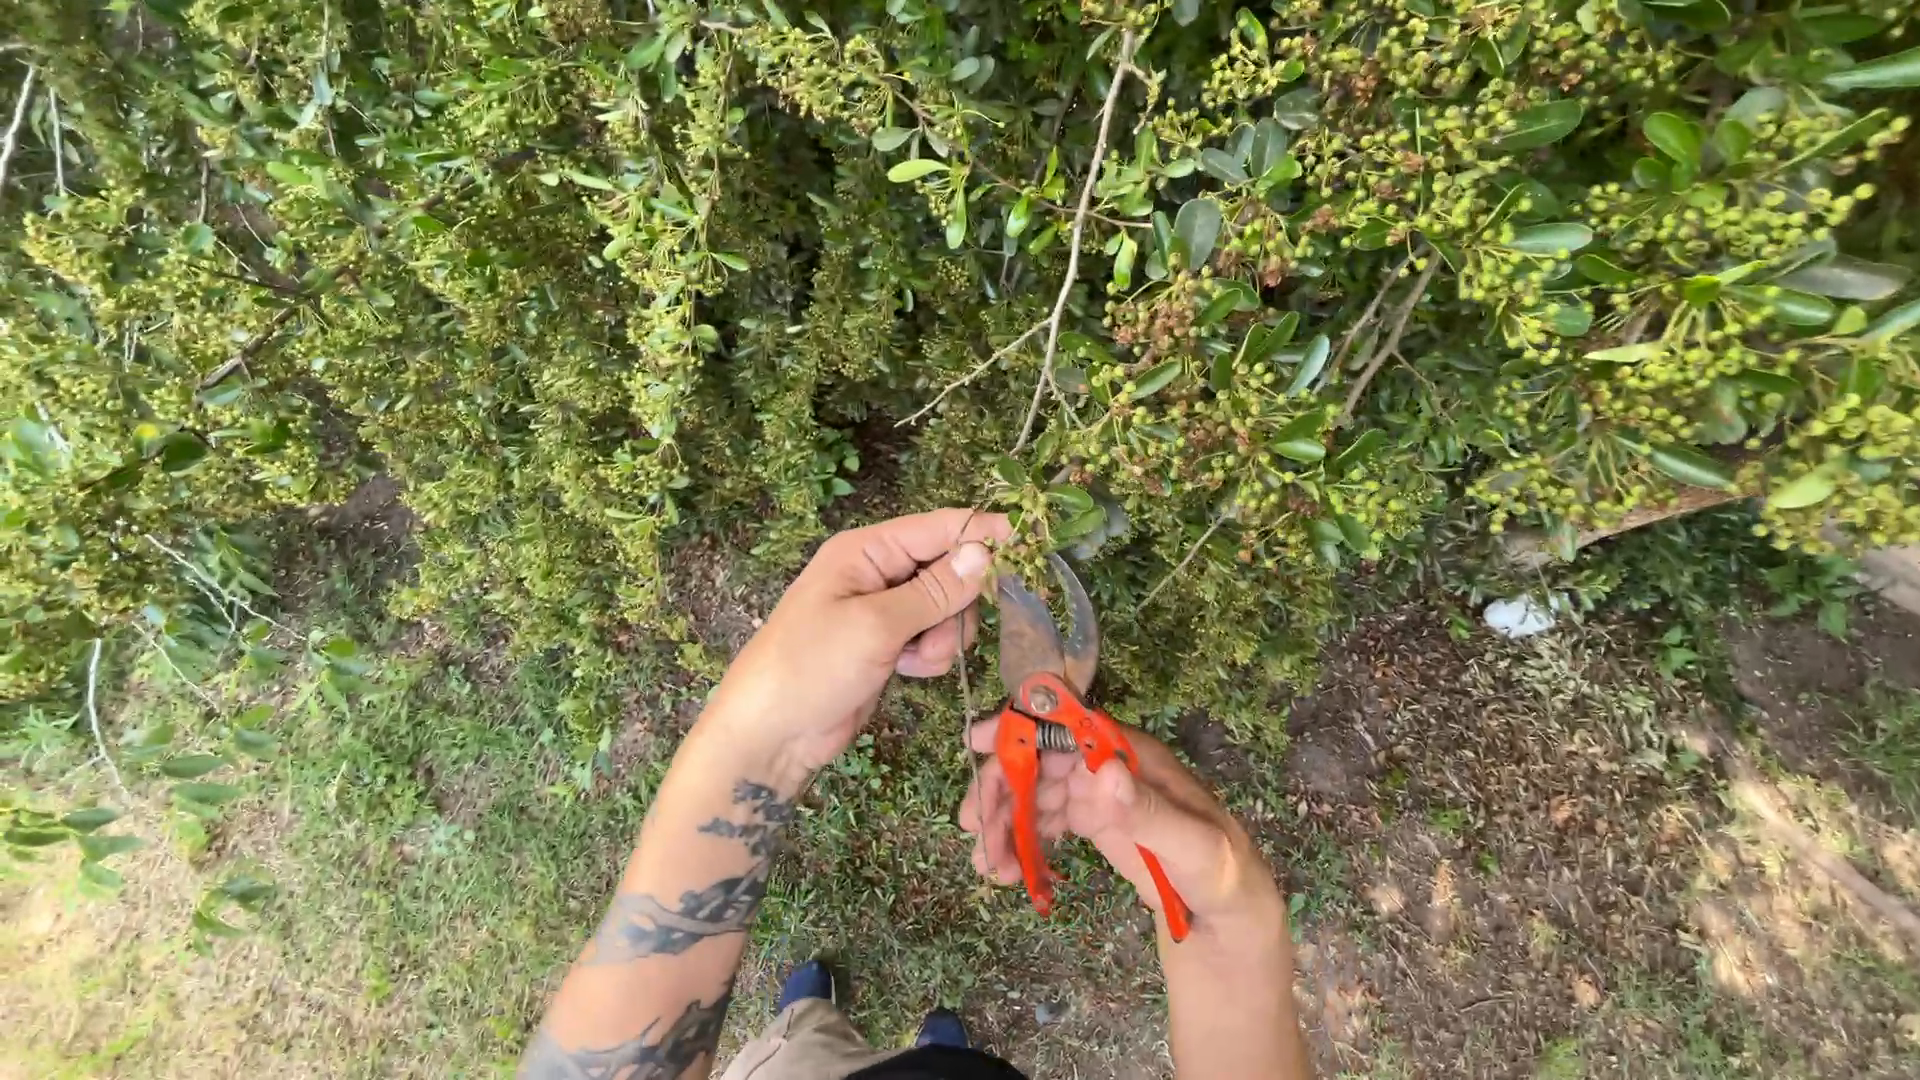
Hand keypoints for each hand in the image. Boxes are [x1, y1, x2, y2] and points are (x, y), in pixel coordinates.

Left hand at [704, 508, 1010, 775]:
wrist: (771, 734)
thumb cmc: (812, 667)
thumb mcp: (876, 624)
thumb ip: (935, 590)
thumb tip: (985, 551)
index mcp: (866, 550)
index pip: (938, 527)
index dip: (982, 533)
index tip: (1027, 543)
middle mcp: (877, 571)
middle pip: (949, 569)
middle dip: (957, 604)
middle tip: (942, 634)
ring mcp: (883, 609)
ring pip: (947, 608)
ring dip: (944, 636)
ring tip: (914, 660)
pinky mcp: (889, 643)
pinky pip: (933, 636)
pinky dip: (930, 654)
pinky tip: (906, 671)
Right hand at [959, 717, 1283, 939]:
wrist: (1230, 927)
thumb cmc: (1226, 881)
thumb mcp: (1196, 849)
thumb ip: (1149, 813)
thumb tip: (1103, 770)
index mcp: (1134, 756)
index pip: (1070, 726)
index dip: (1022, 727)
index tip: (978, 741)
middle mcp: (1109, 766)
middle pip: (1040, 759)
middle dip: (1001, 787)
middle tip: (974, 828)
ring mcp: (1097, 795)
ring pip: (1033, 792)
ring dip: (1003, 821)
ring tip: (988, 866)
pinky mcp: (1090, 824)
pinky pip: (1042, 822)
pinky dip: (1019, 841)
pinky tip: (1008, 870)